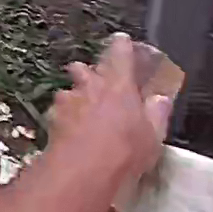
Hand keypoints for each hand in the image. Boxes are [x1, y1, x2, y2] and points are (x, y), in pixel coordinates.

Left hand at [47, 33, 171, 188]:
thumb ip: (156, 113)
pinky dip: (64, 118)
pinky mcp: (52, 117)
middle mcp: (90, 84)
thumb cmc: (125, 151)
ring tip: (82, 115)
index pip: (120, 53)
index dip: (121, 45)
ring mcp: (68, 99)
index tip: (121, 40)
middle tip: (97, 85)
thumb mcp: (153, 136)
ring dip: (75, 98)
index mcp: (119, 83)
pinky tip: (70, 132)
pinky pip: (58, 111)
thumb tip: (160, 99)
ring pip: (69, 90)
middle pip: (84, 67)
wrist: (83, 171)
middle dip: (88, 72)